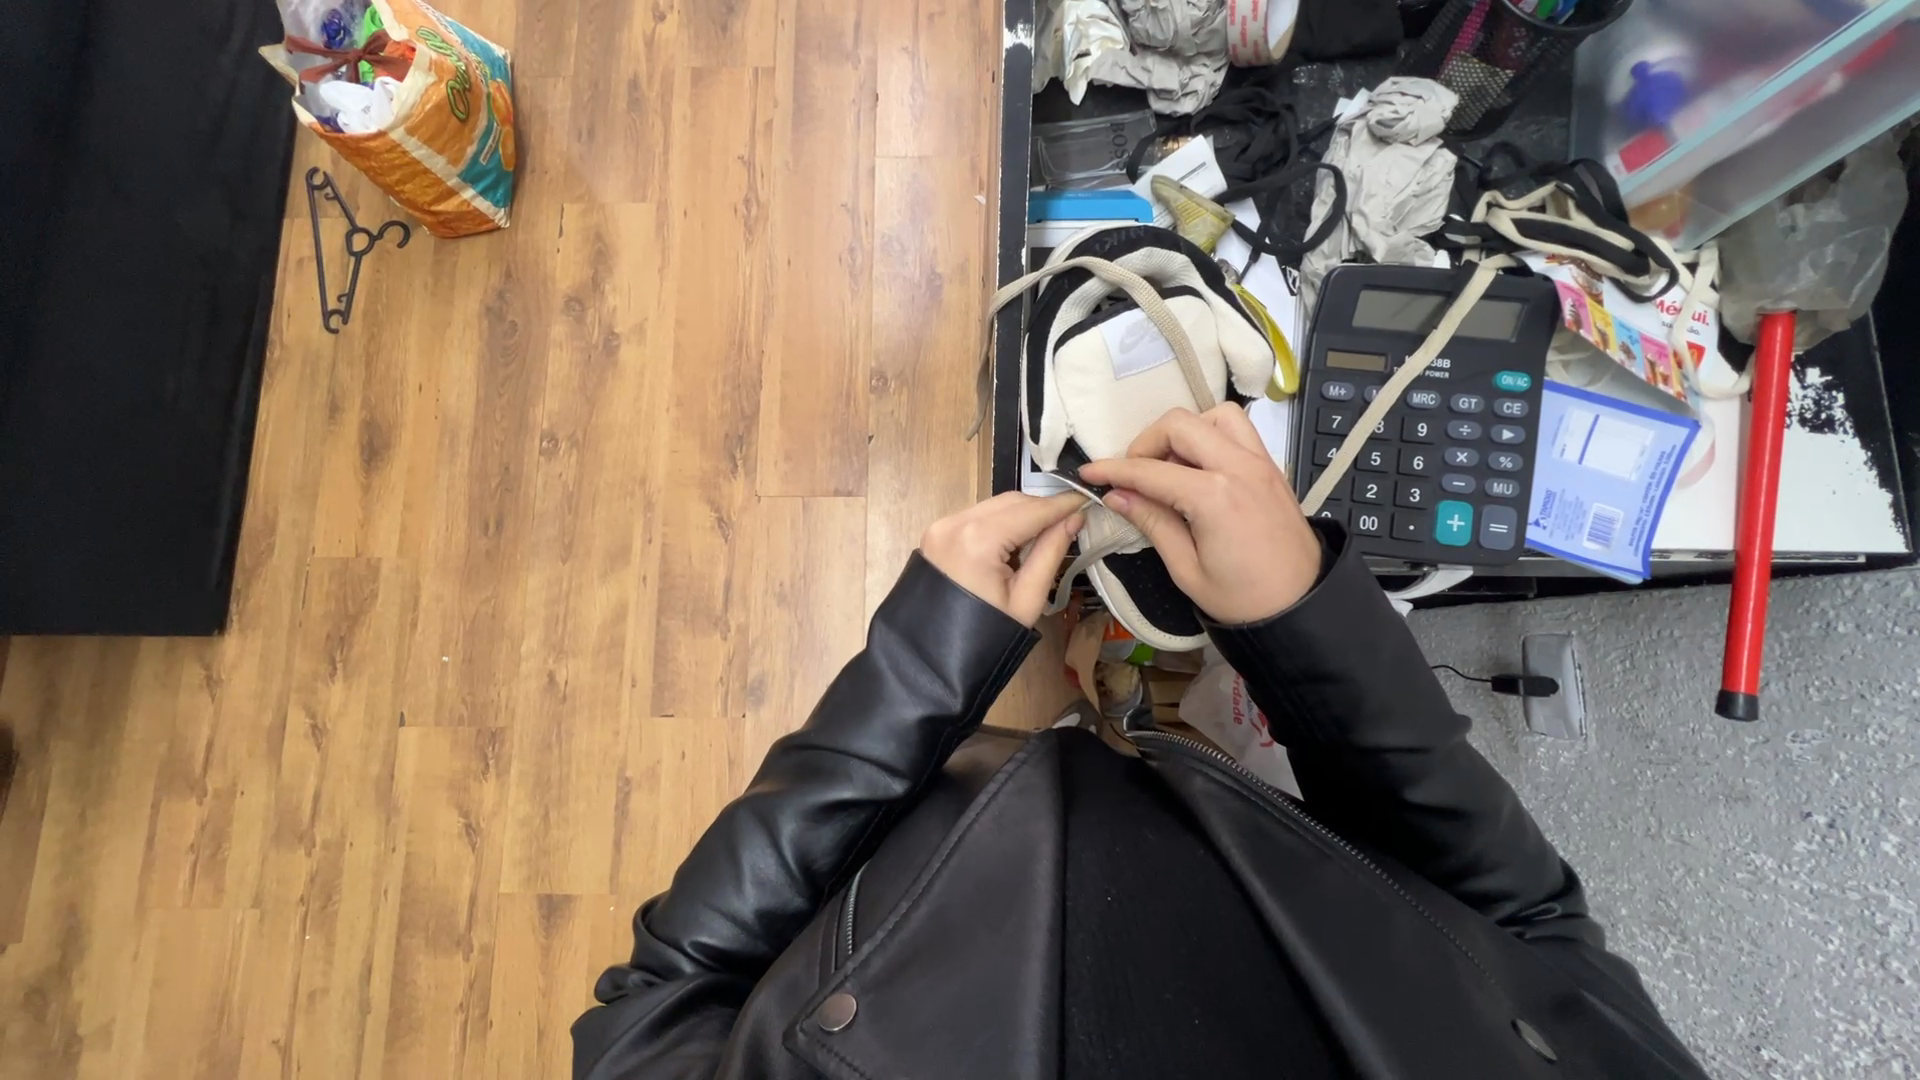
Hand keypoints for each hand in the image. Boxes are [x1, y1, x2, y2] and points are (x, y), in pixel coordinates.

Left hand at [919, 493, 1085, 625]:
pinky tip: (1014, 543)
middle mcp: (955, 524)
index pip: (1030, 510)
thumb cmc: (987, 635)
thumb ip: (1051, 552)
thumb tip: (1074, 519)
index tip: (1086, 500)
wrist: (937, 656)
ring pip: (993, 506)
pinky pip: (975, 517)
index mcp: (977, 540)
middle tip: (1070, 520)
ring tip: (1044, 534)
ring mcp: (941, 527)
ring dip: (1021, 515)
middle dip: (1041, 508)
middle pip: (1010, 502)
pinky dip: (999, 523)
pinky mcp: (935, 534)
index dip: (1061, 504)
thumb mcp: (1027, 598)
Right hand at [1078, 405, 1321, 623]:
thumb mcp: (1186, 569)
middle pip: (1179, 424)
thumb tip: (1117, 495)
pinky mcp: (1270, 467)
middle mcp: (1239, 467)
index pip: (1150, 471)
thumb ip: (1152, 523)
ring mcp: (1259, 462)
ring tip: (1169, 467)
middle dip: (1146, 442)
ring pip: (1213, 415)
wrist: (1302, 607)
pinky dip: (1210, 436)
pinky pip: (1237, 430)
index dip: (1113, 470)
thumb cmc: (1242, 598)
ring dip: (1183, 432)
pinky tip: (1196, 468)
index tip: (1089, 473)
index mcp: (1214, 497)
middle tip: (1132, 474)